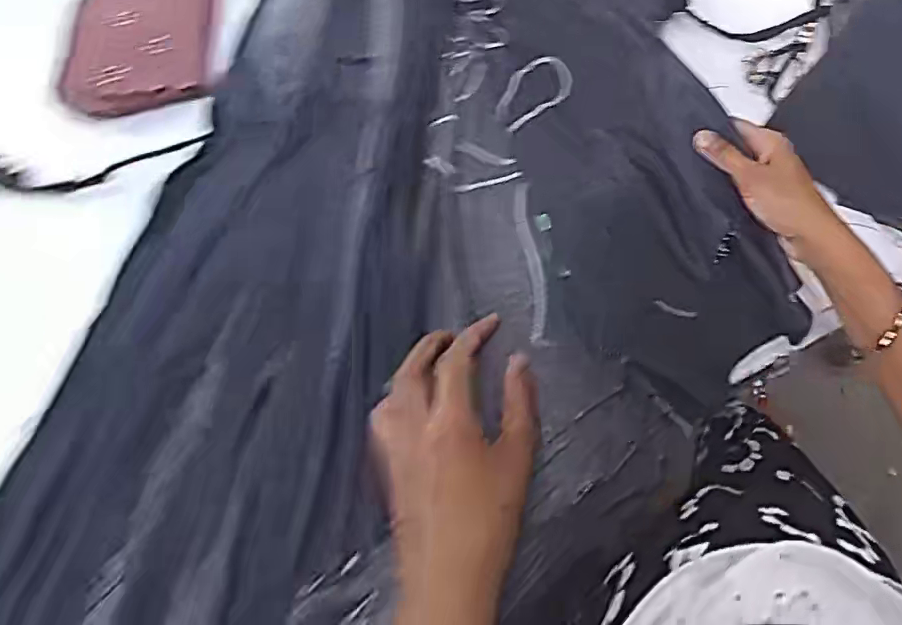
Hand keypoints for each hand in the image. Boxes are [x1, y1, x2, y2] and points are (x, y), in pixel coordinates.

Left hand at [371, 315, 537, 624]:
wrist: (449, 578)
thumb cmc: (490, 517)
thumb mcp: (519, 453)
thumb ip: (519, 401)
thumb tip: (518, 363)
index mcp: (449, 422)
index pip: (455, 362)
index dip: (473, 335)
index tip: (491, 323)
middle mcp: (414, 431)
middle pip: (411, 371)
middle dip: (432, 344)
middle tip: (455, 333)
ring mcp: (395, 453)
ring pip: (389, 395)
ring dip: (409, 369)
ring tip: (430, 363)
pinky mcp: (388, 473)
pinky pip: (382, 421)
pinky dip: (395, 399)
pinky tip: (410, 406)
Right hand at [694, 120, 842, 242]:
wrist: (811, 237)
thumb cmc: (793, 206)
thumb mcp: (749, 176)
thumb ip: (724, 155)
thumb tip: (703, 137)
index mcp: (773, 141)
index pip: (737, 126)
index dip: (716, 130)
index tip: (698, 138)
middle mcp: (776, 156)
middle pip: (739, 148)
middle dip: (722, 156)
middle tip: (706, 163)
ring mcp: (775, 177)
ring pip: (743, 170)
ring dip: (732, 178)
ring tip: (722, 185)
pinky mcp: (773, 196)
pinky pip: (749, 189)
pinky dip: (740, 193)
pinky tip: (734, 200)